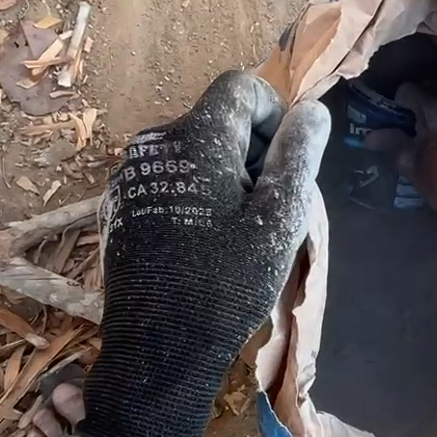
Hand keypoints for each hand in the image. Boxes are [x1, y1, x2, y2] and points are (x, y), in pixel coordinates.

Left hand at [77, 71, 328, 436]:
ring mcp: (133, 176)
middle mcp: (157, 144)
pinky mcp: (124, 206)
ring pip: (196, 150)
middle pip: (218, 119)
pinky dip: (199, 192)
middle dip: (253, 149)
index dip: (274, 112)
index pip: (241, 88)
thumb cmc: (228, 280)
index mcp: (197, 137)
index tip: (287, 159)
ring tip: (241, 228)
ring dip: (227, 173)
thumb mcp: (279, 217)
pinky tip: (206, 240)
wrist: (159, 348)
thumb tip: (313, 109)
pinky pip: (173, 177)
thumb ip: (298, 155)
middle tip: (271, 204)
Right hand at [377, 83, 436, 240]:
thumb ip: (393, 144)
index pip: (408, 89)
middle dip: (419, 100)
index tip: (398, 120)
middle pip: (430, 85)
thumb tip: (371, 137)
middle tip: (413, 123)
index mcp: (436, 109)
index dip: (399, 103)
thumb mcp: (414, 167)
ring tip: (432, 127)